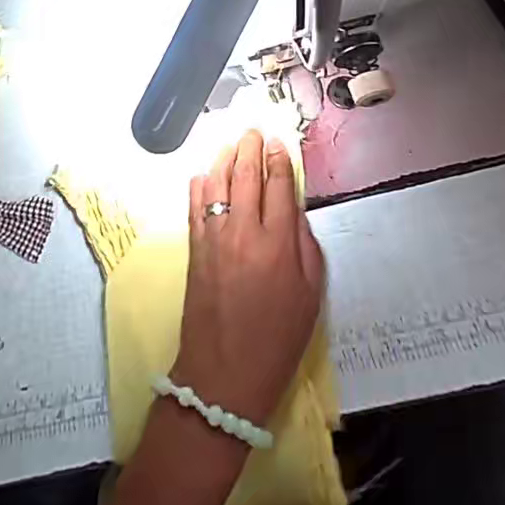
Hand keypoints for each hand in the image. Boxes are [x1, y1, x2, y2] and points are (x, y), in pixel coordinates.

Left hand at [172, 130, 325, 426]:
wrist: (225, 372)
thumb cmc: (277, 337)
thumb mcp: (310, 293)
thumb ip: (305, 245)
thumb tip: (294, 211)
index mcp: (278, 242)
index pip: (278, 184)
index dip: (279, 159)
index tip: (278, 142)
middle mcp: (244, 231)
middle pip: (245, 175)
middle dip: (249, 148)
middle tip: (253, 131)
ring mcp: (213, 238)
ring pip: (216, 183)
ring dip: (224, 158)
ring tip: (231, 142)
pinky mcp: (194, 249)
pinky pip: (195, 206)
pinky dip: (200, 184)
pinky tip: (204, 173)